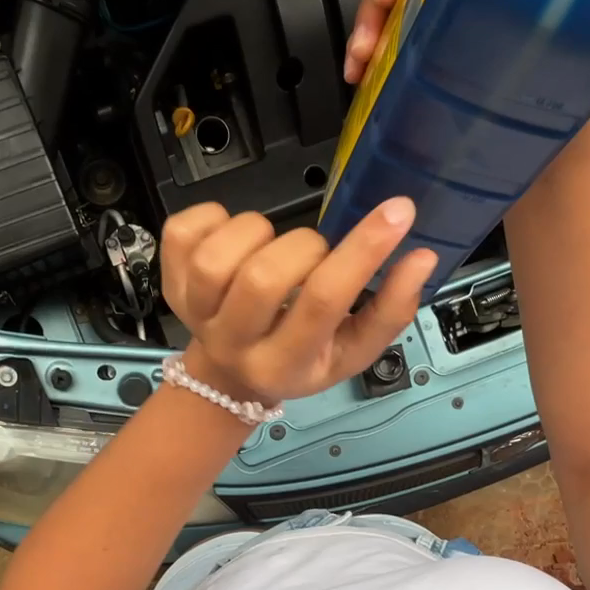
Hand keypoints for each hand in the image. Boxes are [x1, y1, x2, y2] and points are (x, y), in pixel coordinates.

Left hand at [160, 198, 436, 405]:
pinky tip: (234, 236)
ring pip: (216, 256)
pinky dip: (214, 217)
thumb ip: (389, 311)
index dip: (362, 252)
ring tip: (271, 247)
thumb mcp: (350, 352)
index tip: (398, 211)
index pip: (323, 302)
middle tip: (313, 256)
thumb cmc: (300, 359)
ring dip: (256, 232)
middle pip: (264, 278)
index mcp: (285, 364)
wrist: (230, 377)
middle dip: (304, 248)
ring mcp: (194, 312)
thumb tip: (420, 257)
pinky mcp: (169, 281)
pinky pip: (183, 230)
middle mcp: (235, 344)